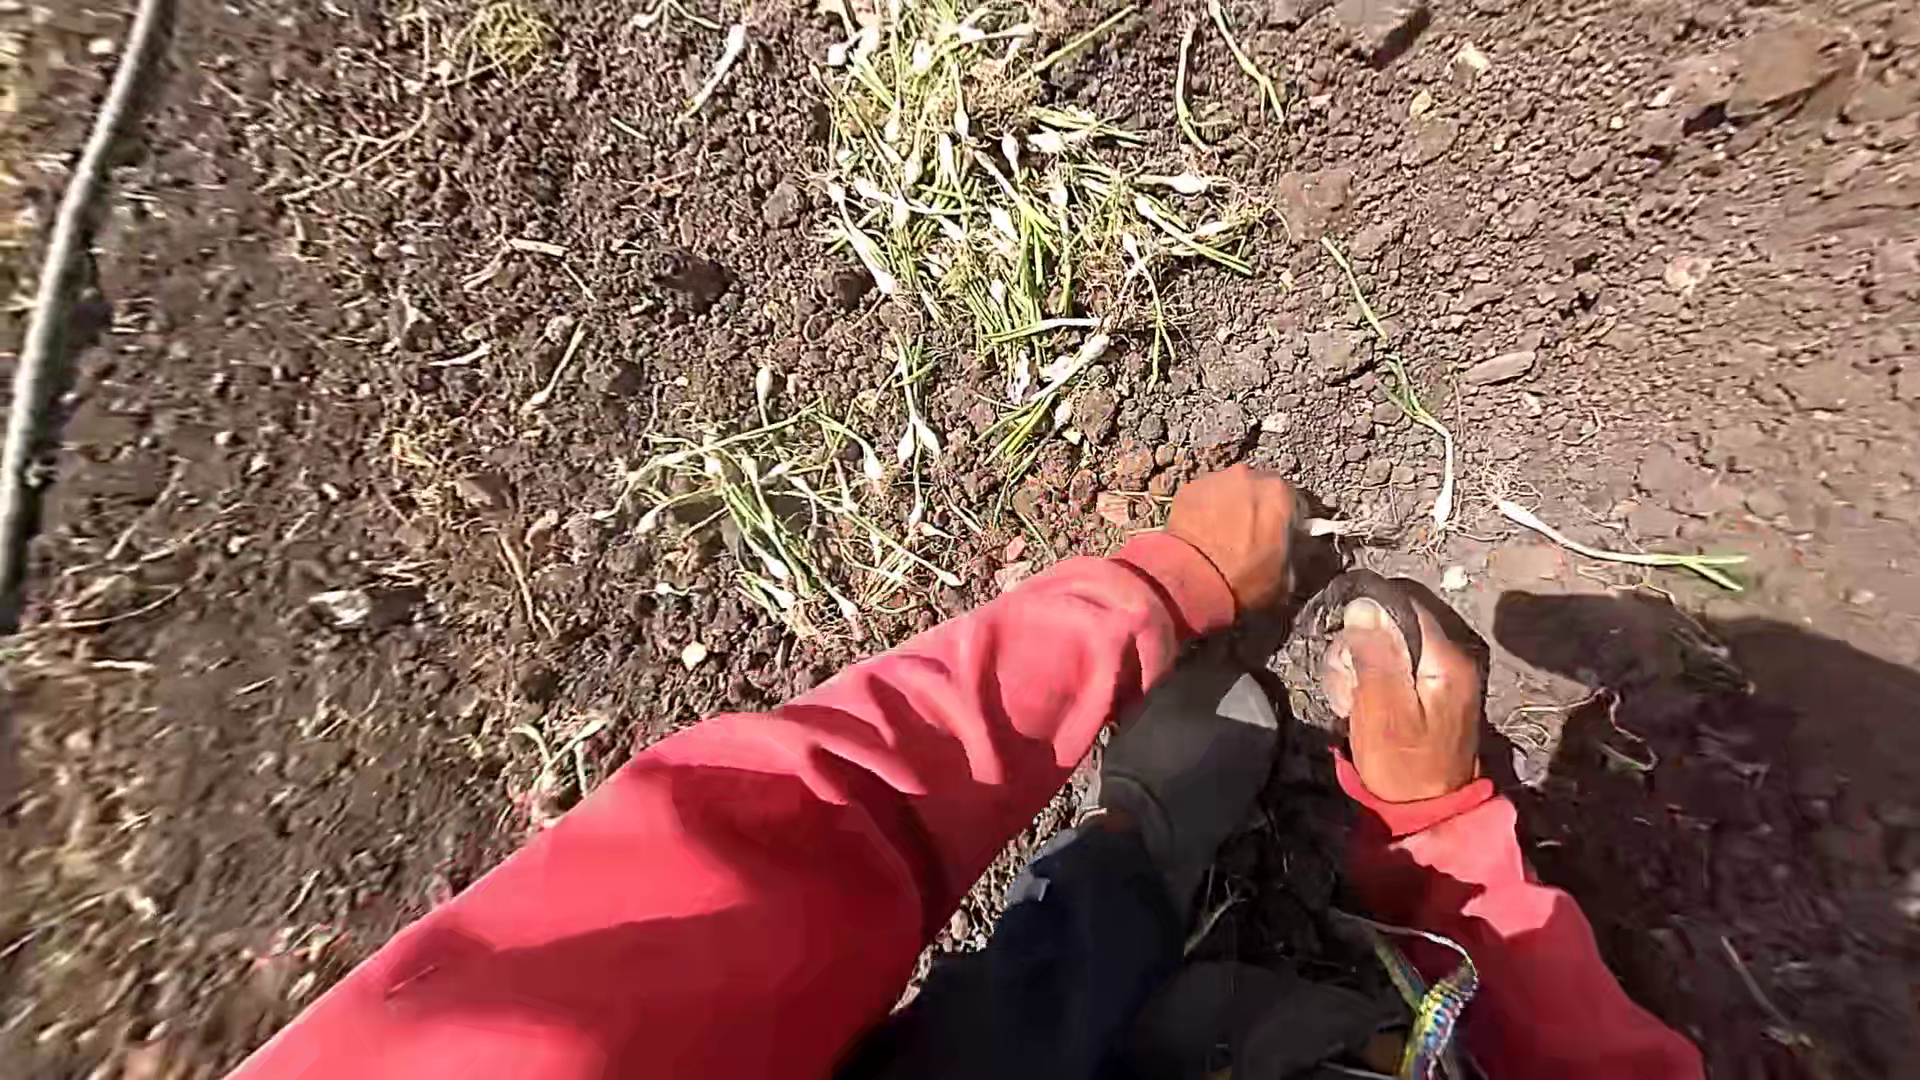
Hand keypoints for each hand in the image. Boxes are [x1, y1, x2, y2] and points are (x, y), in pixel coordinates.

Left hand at [1165, 465, 1297, 611]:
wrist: (1192, 577)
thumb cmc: (1242, 577)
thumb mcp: (1285, 575)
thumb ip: (1293, 552)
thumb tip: (1289, 552)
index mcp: (1280, 494)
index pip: (1292, 502)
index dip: (1285, 521)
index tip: (1278, 535)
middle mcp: (1248, 478)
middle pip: (1257, 490)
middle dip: (1253, 508)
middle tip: (1245, 537)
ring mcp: (1214, 480)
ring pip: (1227, 490)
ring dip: (1226, 506)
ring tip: (1218, 536)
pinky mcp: (1187, 489)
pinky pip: (1201, 496)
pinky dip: (1201, 509)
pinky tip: (1199, 533)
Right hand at [1320, 590, 1482, 801]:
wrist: (1419, 807)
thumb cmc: (1401, 761)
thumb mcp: (1382, 707)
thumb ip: (1375, 655)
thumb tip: (1364, 606)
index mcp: (1444, 662)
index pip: (1404, 609)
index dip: (1368, 615)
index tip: (1344, 641)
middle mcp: (1444, 662)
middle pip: (1386, 628)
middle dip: (1354, 650)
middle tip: (1347, 685)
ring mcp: (1431, 677)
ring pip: (1376, 648)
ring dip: (1351, 669)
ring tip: (1350, 702)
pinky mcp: (1416, 691)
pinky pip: (1379, 668)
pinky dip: (1359, 682)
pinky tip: (1355, 704)